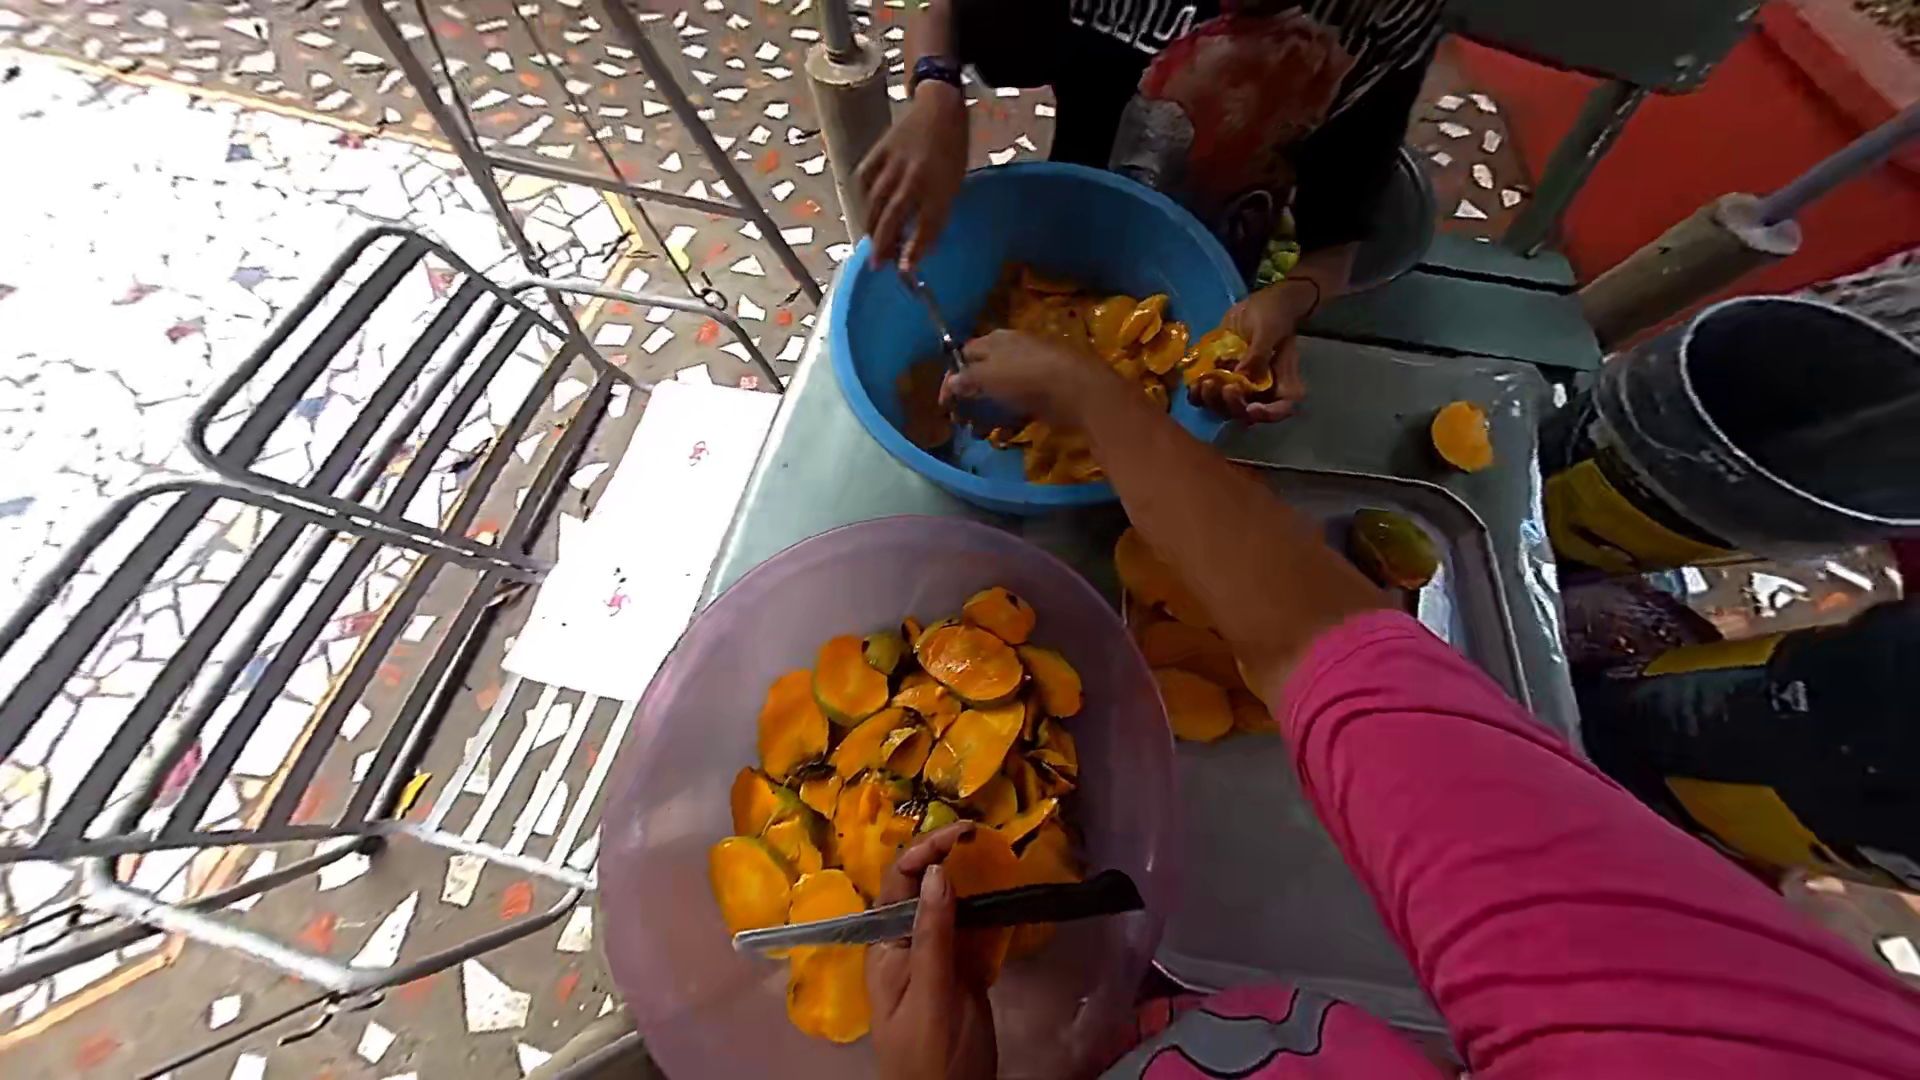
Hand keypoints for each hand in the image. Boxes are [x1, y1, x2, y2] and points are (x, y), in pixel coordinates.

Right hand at [858, 81, 968, 267]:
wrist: (940, 108)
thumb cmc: (951, 154)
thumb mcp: (952, 188)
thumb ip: (935, 216)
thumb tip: (916, 246)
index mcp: (939, 189)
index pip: (925, 228)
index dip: (914, 251)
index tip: (905, 270)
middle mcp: (914, 178)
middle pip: (892, 218)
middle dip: (883, 245)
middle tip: (876, 264)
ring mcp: (894, 164)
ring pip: (875, 202)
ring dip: (871, 226)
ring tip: (871, 242)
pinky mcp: (879, 150)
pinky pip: (864, 178)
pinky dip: (863, 196)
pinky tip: (866, 207)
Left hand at [868, 823, 996, 1079]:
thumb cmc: (930, 1058)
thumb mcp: (930, 996)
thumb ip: (933, 933)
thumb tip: (936, 870)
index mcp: (885, 943)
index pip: (899, 880)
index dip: (925, 850)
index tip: (960, 832)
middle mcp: (905, 939)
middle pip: (921, 883)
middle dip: (945, 853)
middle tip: (978, 834)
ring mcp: (934, 950)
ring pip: (947, 899)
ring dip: (967, 874)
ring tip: (991, 851)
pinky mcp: (960, 964)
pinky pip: (970, 922)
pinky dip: (984, 902)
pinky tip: (1001, 889)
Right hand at [942, 329, 1125, 429]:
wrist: (1078, 391)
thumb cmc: (1026, 377)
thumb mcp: (989, 375)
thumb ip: (967, 378)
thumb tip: (951, 382)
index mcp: (996, 341)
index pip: (964, 355)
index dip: (951, 377)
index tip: (945, 402)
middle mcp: (1012, 353)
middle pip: (982, 376)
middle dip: (969, 400)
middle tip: (961, 420)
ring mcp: (1030, 374)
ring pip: (1000, 395)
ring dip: (987, 415)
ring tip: (980, 434)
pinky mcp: (1045, 395)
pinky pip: (1020, 408)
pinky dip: (1010, 422)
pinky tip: (1005, 436)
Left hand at [1192, 280, 1314, 423]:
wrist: (1256, 305)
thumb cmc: (1271, 313)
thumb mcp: (1268, 329)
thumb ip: (1258, 353)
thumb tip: (1242, 376)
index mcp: (1281, 382)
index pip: (1281, 409)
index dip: (1267, 415)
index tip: (1252, 408)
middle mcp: (1260, 392)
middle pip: (1245, 414)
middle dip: (1231, 405)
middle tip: (1223, 386)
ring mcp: (1238, 389)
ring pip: (1223, 409)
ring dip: (1211, 401)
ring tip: (1205, 382)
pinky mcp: (1219, 383)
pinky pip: (1205, 399)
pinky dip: (1197, 395)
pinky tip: (1194, 383)